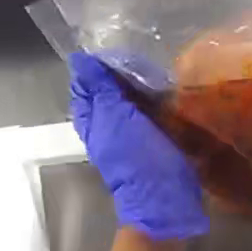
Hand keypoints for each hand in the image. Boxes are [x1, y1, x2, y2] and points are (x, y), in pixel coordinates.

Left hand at [69, 52, 208, 241]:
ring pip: (134, 100)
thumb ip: (100, 89)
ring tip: (159, 67)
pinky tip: (171, 89)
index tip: (119, 50)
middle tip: (144, 55)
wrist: (166, 200)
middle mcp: (110, 127)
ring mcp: (133, 135)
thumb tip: (80, 60)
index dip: (99, 66)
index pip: (88, 85)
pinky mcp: (156, 140)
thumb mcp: (115, 118)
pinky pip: (154, 112)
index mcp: (94, 122)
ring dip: (144, 85)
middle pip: (111, 91)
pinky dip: (160, 100)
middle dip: (124, 73)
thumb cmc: (137, 158)